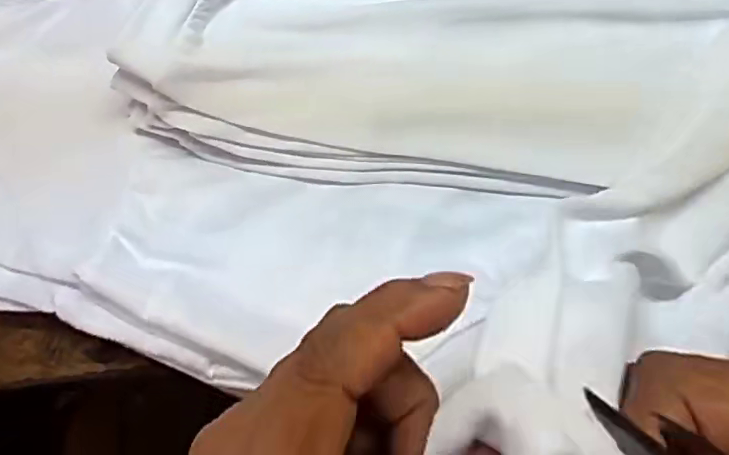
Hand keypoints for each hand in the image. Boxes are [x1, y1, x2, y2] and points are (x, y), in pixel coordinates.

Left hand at [192, 274, 472, 454]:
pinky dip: (353, 431)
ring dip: (381, 423)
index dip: (403, 305)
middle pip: (349, 357)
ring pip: (336, 381)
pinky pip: (315, 408)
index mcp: (268, 441)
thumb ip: (418, 454)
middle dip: (402, 400)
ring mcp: (238, 434)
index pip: (341, 342)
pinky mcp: (242, 447)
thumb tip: (489, 443)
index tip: (460, 290)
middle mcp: (245, 423)